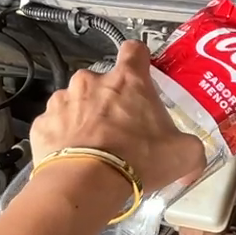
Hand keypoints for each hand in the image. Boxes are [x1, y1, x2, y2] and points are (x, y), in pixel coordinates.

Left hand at [28, 41, 204, 191]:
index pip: (135, 50)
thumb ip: (192, 148)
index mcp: (128, 80)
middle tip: (125, 127)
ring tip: (98, 148)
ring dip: (86, 118)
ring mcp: (63, 101)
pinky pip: (55, 126)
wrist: (84, 184)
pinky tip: (77, 159)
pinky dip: (64, 139)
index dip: (140, 60)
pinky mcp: (42, 125)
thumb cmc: (136, 159)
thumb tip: (193, 159)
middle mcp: (92, 82)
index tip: (143, 74)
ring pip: (77, 102)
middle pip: (104, 81)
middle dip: (112, 100)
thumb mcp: (183, 154)